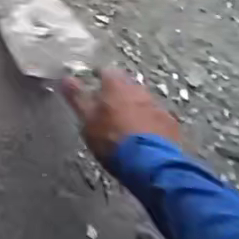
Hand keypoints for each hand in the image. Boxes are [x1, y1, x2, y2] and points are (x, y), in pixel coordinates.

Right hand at [62, 68, 178, 160]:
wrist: (152, 166)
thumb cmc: (112, 139)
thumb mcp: (86, 119)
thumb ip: (76, 97)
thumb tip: (65, 78)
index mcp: (116, 84)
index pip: (105, 71)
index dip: (98, 78)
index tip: (92, 87)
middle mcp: (139, 90)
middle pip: (126, 85)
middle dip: (118, 94)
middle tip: (108, 108)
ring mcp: (158, 107)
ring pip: (143, 102)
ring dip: (135, 109)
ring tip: (127, 126)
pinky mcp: (172, 126)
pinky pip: (157, 119)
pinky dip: (150, 124)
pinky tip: (145, 138)